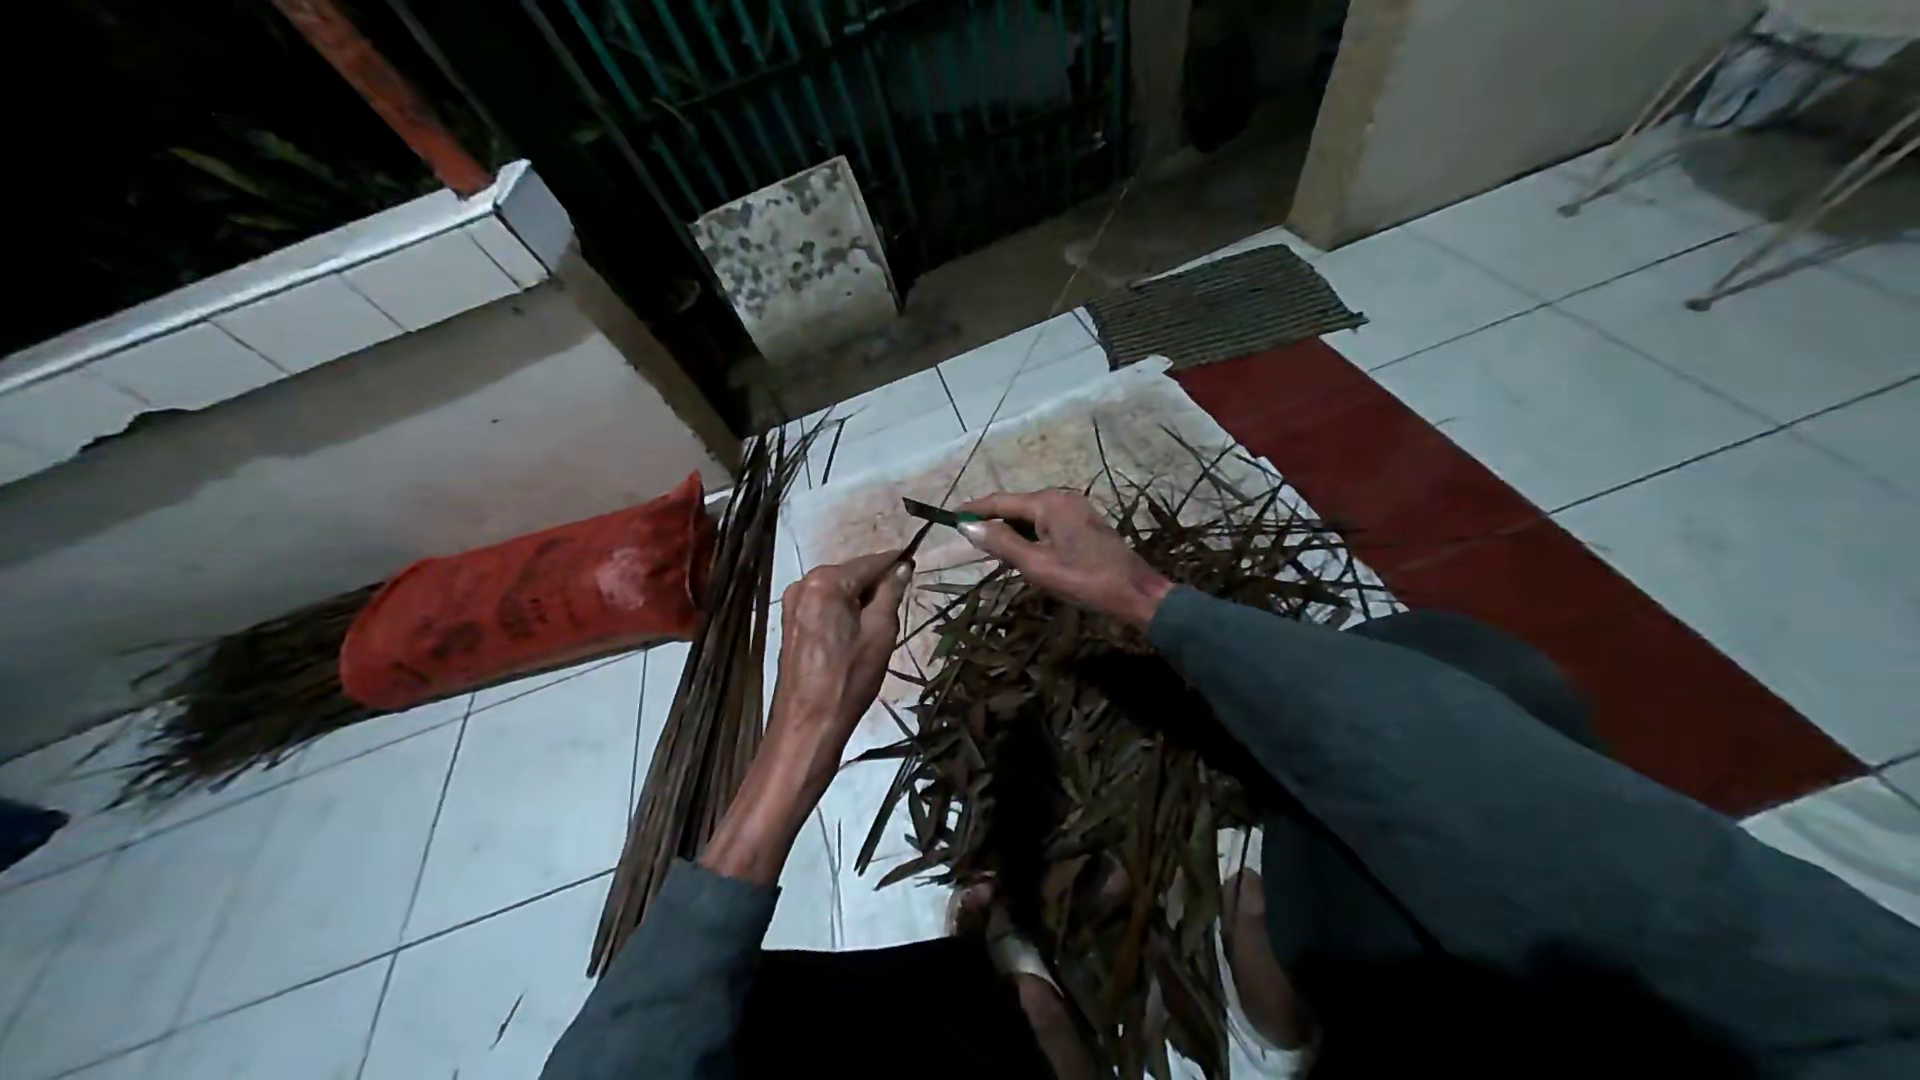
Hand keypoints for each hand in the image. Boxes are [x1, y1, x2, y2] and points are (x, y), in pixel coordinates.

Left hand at [698, 551, 910, 884]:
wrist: (808, 723)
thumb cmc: (849, 677)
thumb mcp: (881, 631)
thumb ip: (890, 592)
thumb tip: (902, 566)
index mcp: (825, 581)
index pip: (871, 561)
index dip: (897, 563)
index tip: (917, 561)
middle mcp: (803, 583)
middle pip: (853, 574)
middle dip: (877, 585)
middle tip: (899, 608)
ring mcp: (793, 603)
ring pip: (839, 590)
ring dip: (861, 601)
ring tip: (880, 627)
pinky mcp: (791, 622)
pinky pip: (826, 605)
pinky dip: (845, 612)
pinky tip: (857, 634)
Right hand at [957, 490, 1174, 629]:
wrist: (1135, 593)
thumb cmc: (1085, 580)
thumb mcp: (1037, 565)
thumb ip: (1002, 543)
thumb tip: (969, 527)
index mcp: (1048, 502)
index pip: (1001, 501)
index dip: (974, 509)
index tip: (949, 517)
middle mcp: (1061, 498)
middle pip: (1016, 506)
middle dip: (992, 521)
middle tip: (966, 540)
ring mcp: (1074, 509)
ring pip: (1030, 517)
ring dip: (1010, 531)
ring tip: (988, 549)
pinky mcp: (1082, 524)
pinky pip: (1045, 524)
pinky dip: (1028, 535)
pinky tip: (1019, 552)